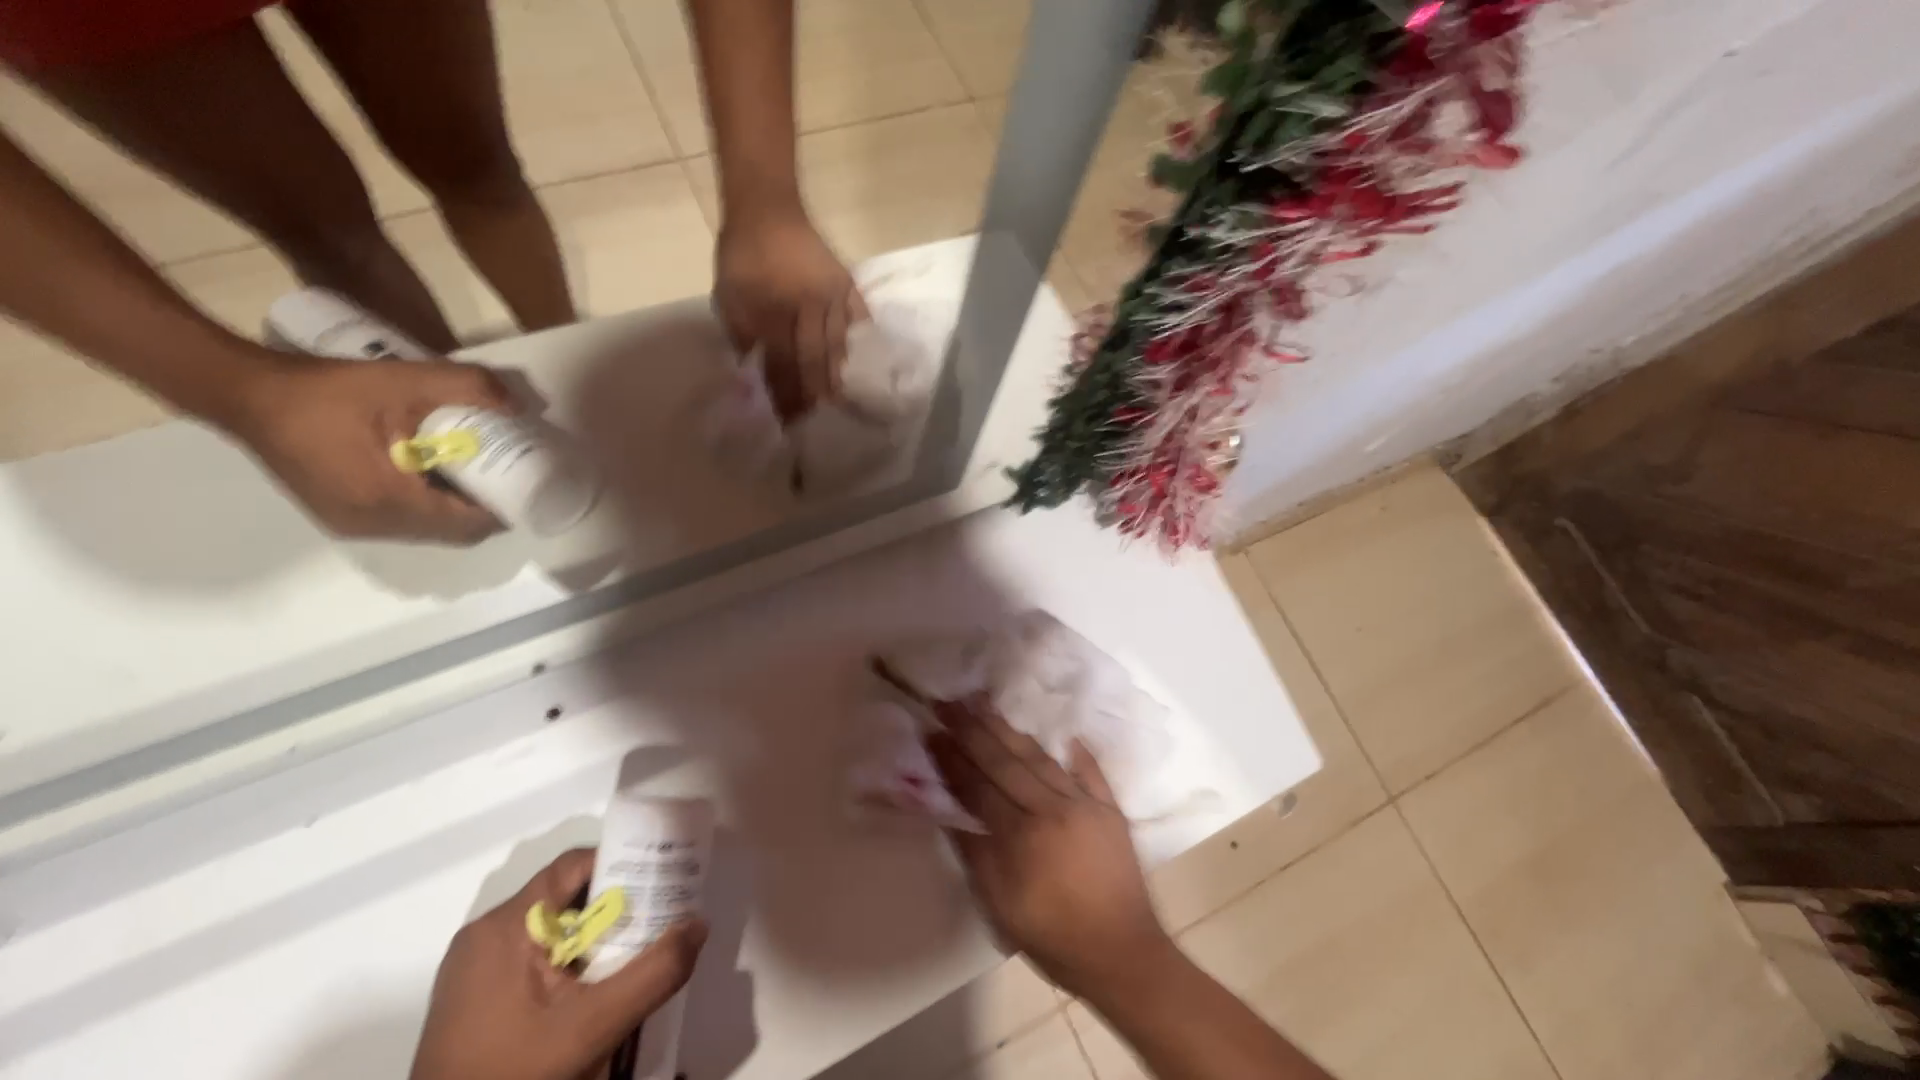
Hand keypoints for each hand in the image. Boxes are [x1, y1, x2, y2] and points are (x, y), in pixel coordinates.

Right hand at [223, 355, 515, 543]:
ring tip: (473, 472)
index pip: (467, 525)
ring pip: (426, 530)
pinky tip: (433, 473)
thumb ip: (467, 387)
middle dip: (482, 509)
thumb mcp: (404, 380)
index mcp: (391, 502)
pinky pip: (399, 522)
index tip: (525, 484)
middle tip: (503, 475)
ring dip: (454, 509)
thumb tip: (518, 405)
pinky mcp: (337, 516)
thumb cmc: (326, 390)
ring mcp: (351, 525)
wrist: (245, 393)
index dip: (503, 510)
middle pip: (451, 532)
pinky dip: (425, 506)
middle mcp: (373, 525)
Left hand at [411, 849, 708, 1079]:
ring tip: (634, 960)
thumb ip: (653, 973)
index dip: (622, 864)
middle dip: (616, 908)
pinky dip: (568, 964)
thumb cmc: (516, 1072)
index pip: (574, 865)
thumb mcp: (594, 1027)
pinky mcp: (472, 996)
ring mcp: (474, 966)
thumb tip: (698, 924)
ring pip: (550, 931)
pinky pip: (530, 959)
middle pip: (565, 898)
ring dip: (593, 941)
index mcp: (507, 925)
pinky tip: (592, 996)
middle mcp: (486, 933)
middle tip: (659, 924)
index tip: (663, 881)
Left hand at [713, 203, 866, 419]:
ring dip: (837, 375)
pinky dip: (859, 340)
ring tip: (839, 401)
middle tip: (818, 423)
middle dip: (814, 394)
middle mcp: (808, 307)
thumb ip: (742, 336)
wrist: (767, 207)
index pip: (784, 365)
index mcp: (775, 311)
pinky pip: (858, 317)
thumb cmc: (742, 254)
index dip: (787, 396)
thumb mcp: (728, 296)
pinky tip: (861, 359)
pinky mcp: (846, 283)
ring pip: (837, 344)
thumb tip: (756, 373)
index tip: (789, 424)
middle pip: (815, 361)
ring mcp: (832, 294)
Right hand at [927, 697, 1178, 998]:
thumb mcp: (1000, 904)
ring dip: (1011, 731)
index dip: (952, 759)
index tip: (932, 732)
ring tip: (987, 705)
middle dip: (974, 730)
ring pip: (1042, 758)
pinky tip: (1062, 733)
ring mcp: (1085, 805)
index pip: (978, 786)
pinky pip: (1090, 771)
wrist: (1121, 953)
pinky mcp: (1111, 810)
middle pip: (1006, 761)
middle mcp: (1052, 808)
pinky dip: (1075, 751)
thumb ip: (975, 854)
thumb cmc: (1052, 935)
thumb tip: (951, 814)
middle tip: (950, 702)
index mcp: (1021, 834)